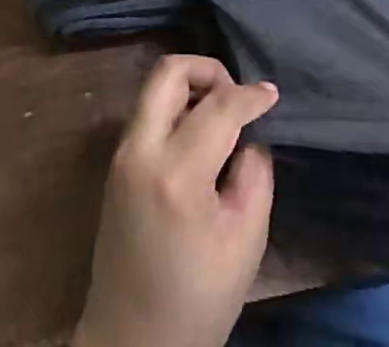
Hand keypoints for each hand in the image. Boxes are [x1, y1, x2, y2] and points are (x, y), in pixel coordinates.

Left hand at [73, 55, 278, 346]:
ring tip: (223, 116)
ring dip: (190, 88)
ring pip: (153, 89)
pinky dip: (176, 108)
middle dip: (207, 69)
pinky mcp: (115, 164)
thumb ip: (254, 174)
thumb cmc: (199, 297)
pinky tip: (200, 136)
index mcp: (176, 174)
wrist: (133, 338)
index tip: (273, 94)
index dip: (250, 95)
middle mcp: (139, 151)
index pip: (218, 107)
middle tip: (237, 94)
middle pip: (167, 72)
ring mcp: (120, 155)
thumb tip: (249, 135)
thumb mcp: (246, 239)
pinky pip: (147, 113)